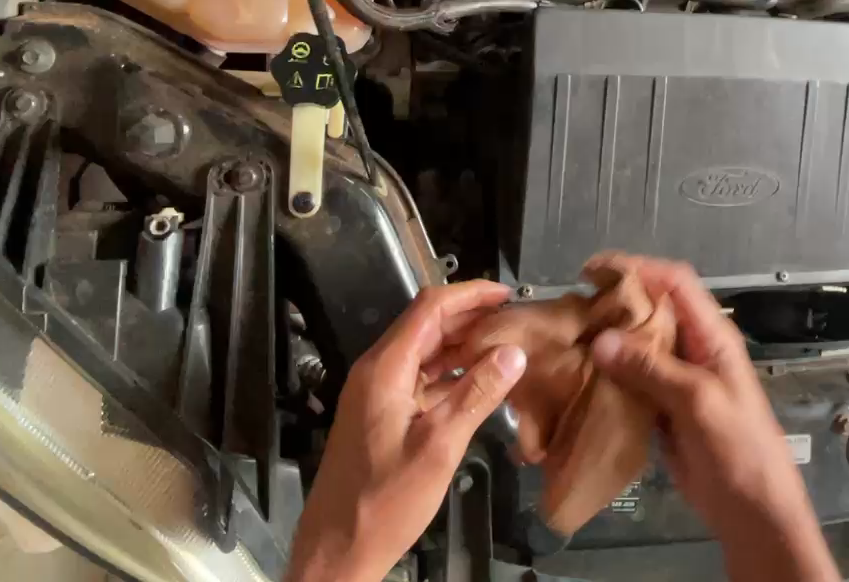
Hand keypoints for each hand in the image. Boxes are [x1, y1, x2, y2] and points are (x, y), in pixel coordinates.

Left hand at [289, 281, 525, 581]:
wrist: (335, 555)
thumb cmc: (382, 502)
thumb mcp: (439, 447)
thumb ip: (477, 394)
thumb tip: (514, 353)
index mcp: (385, 368)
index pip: (430, 308)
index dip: (469, 294)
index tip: (505, 294)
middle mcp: (377, 370)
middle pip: (426, 324)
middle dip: (469, 316)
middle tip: (511, 319)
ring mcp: (377, 391)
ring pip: (424, 350)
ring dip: (461, 344)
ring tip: (502, 345)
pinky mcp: (381, 412)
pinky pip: (419, 376)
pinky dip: (449, 371)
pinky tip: (476, 380)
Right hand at [587, 255, 839, 581]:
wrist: (753, 512)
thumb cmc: (739, 448)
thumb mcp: (699, 402)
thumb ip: (652, 369)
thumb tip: (601, 340)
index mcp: (712, 334)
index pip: (675, 282)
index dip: (638, 268)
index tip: (596, 270)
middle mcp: (693, 348)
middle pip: (652, 309)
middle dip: (616, 303)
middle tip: (575, 306)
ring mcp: (677, 378)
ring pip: (638, 345)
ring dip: (609, 339)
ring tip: (571, 337)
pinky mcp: (663, 407)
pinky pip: (632, 379)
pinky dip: (609, 375)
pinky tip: (582, 376)